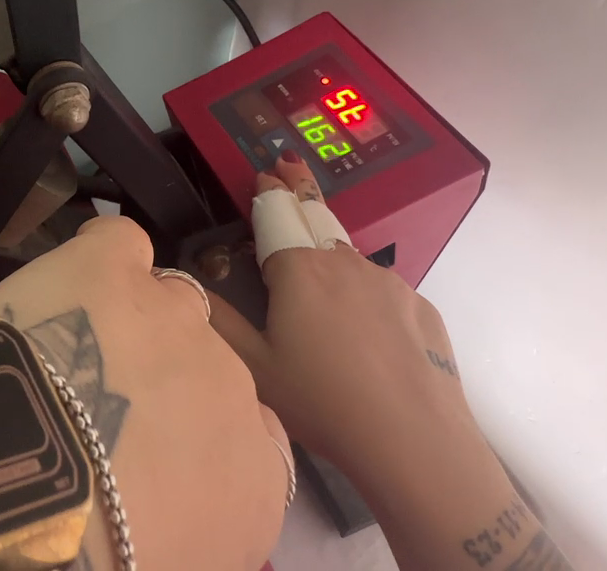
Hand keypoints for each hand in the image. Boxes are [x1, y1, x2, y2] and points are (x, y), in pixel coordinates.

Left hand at [0, 216, 289, 570]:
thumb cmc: (107, 561)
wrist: (31, 505)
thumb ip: (198, 532)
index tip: (155, 450)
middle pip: (197, 364)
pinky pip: (120, 242)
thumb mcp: (177, 565)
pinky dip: (98, 258)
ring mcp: (173, 315)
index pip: (251, 437)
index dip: (199, 437)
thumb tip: (177, 512)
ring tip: (65, 352)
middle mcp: (229, 382)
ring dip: (124, 323)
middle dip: (154, 383)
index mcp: (255, 472)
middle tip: (92, 410)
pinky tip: (70, 285)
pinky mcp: (110, 268)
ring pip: (160, 301)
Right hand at [209, 160, 483, 485]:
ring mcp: (389, 283)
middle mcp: (344, 262)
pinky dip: (364, 289)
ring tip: (317, 256)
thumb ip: (217, 319)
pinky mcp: (421, 309)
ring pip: (349, 253)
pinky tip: (364, 324)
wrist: (415, 443)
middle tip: (289, 163)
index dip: (268, 190)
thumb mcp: (254, 367)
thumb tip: (184, 281)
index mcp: (299, 269)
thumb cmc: (323, 401)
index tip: (265, 170)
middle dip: (299, 185)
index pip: (277, 212)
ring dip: (329, 243)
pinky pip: (383, 288)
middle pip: (317, 213)